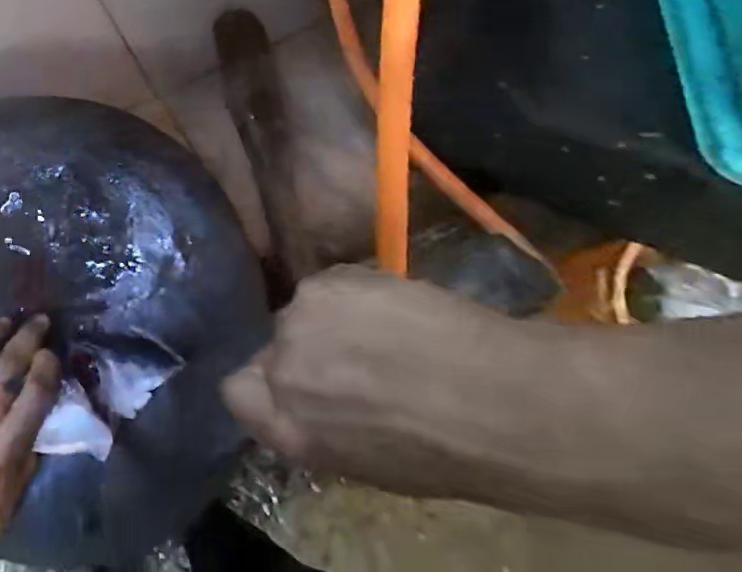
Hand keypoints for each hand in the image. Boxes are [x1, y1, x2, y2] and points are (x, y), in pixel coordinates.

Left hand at [0, 316, 60, 571]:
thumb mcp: (24, 470)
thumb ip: (32, 428)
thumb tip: (42, 388)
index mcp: (8, 441)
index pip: (35, 391)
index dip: (48, 365)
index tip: (52, 351)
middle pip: (6, 364)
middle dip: (26, 336)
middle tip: (37, 320)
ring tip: (4, 321)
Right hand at [220, 265, 552, 498]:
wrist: (505, 401)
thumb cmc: (449, 453)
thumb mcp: (364, 461)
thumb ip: (312, 423)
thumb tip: (303, 396)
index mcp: (287, 425)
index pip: (236, 391)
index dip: (263, 387)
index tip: (297, 389)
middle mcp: (281, 367)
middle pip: (273, 347)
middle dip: (304, 352)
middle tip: (355, 362)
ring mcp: (300, 317)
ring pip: (301, 312)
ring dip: (329, 321)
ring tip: (384, 334)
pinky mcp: (329, 279)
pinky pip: (328, 285)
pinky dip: (353, 296)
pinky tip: (396, 312)